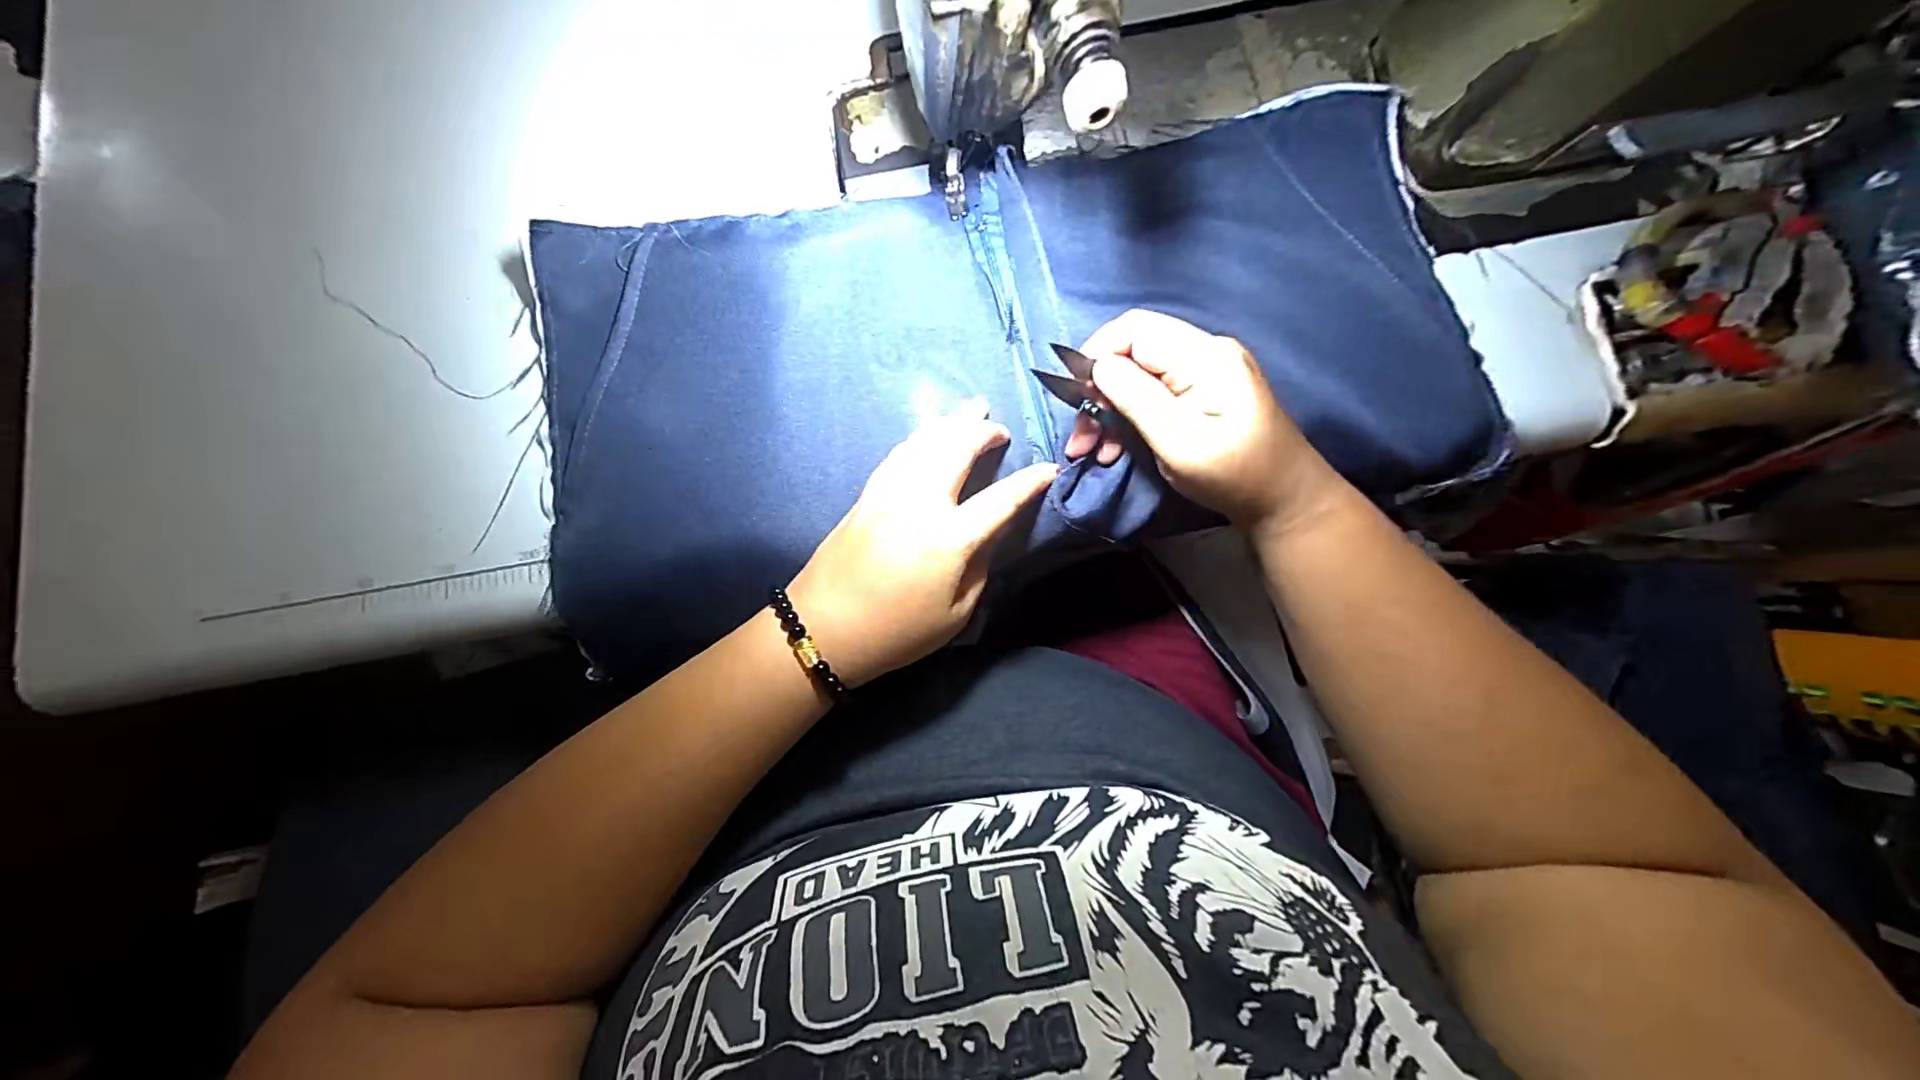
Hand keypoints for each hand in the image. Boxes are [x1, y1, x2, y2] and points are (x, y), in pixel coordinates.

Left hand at [785, 401, 1057, 687]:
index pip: (1000, 500)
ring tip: (972, 410)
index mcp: (949, 540)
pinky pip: (900, 453)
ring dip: (952, 422)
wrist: (825, 629)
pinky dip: (921, 436)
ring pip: (925, 442)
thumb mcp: (956, 613)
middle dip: (983, 432)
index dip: (1029, 483)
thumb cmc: (897, 632)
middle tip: (1001, 429)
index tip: (1049, 468)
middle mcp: (919, 504)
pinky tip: (930, 433)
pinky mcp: (867, 494)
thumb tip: (992, 530)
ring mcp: (889, 494)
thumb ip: (980, 565)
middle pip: (957, 450)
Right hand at [1065, 309, 1351, 535]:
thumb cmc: (1234, 475)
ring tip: (1092, 450)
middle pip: (1131, 352)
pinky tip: (1114, 446)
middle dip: (1097, 391)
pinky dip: (1127, 416)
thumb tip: (1096, 366)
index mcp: (1204, 357)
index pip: (1134, 329)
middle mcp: (1204, 352)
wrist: (1285, 501)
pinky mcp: (1201, 392)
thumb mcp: (1178, 442)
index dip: (1096, 355)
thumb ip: (1136, 398)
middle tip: (1080, 439)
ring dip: (1108, 409)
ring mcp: (1205, 371)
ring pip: (1136, 374)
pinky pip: (1152, 391)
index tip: (1075, 399)